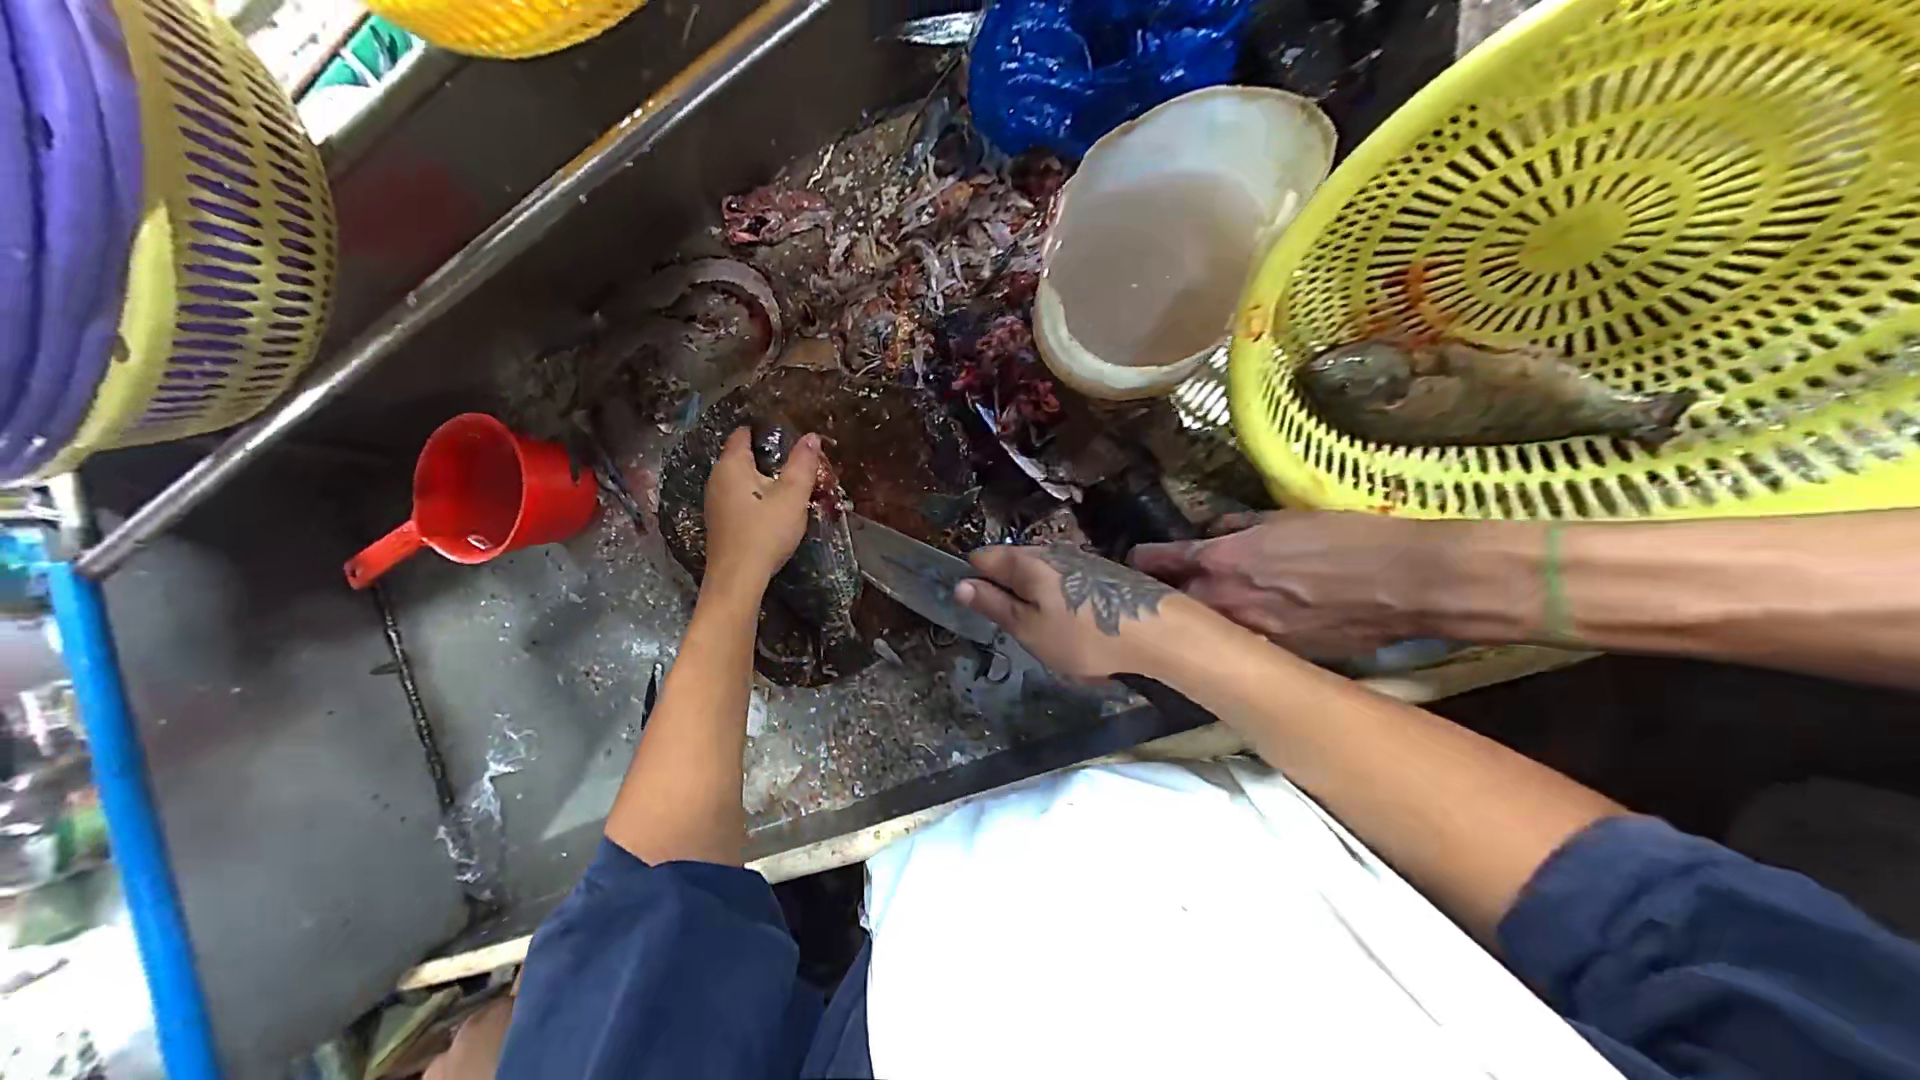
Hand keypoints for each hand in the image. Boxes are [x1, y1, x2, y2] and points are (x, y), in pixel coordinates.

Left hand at [704, 427, 822, 590]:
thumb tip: (811, 437)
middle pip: (742, 458)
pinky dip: (755, 498)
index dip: (764, 430)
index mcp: (731, 465)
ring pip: (741, 481)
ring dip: (763, 481)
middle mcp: (716, 479)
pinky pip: (739, 499)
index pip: (742, 434)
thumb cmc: (765, 531)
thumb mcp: (792, 495)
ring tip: (790, 488)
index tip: (787, 436)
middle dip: (768, 458)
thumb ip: (803, 463)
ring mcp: (714, 503)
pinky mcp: (719, 523)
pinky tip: (773, 511)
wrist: (738, 579)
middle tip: (797, 464)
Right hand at [955, 544, 1195, 681]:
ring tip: (1045, 629)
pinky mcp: (1104, 572)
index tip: (979, 606)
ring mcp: (1081, 559)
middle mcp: (1052, 551)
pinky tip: (1074, 623)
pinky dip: (1060, 599)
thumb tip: (960, 585)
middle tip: (1013, 625)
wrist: (1159, 632)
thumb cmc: (1084, 636)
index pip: (984, 557)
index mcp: (1027, 562)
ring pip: (1042, 572)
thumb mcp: (1029, 629)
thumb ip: (994, 605)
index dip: (973, 579)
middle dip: (1006, 588)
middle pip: (1014, 562)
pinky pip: (1066, 581)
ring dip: (1035, 595)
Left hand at [1129, 511, 1437, 656]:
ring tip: (1193, 611)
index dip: (1141, 561)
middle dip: (1161, 595)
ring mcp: (1249, 634)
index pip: (1159, 561)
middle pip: (1170, 602)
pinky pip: (1242, 645)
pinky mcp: (1279, 656)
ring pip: (1204, 628)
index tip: (1133, 561)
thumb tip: (1213, 532)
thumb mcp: (1284, 518)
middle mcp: (1225, 601)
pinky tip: (1238, 632)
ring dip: (1195, 618)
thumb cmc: (1346, 537)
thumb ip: (1238, 528)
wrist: (1408, 583)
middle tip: (1156, 590)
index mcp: (1222, 560)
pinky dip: (1233, 637)